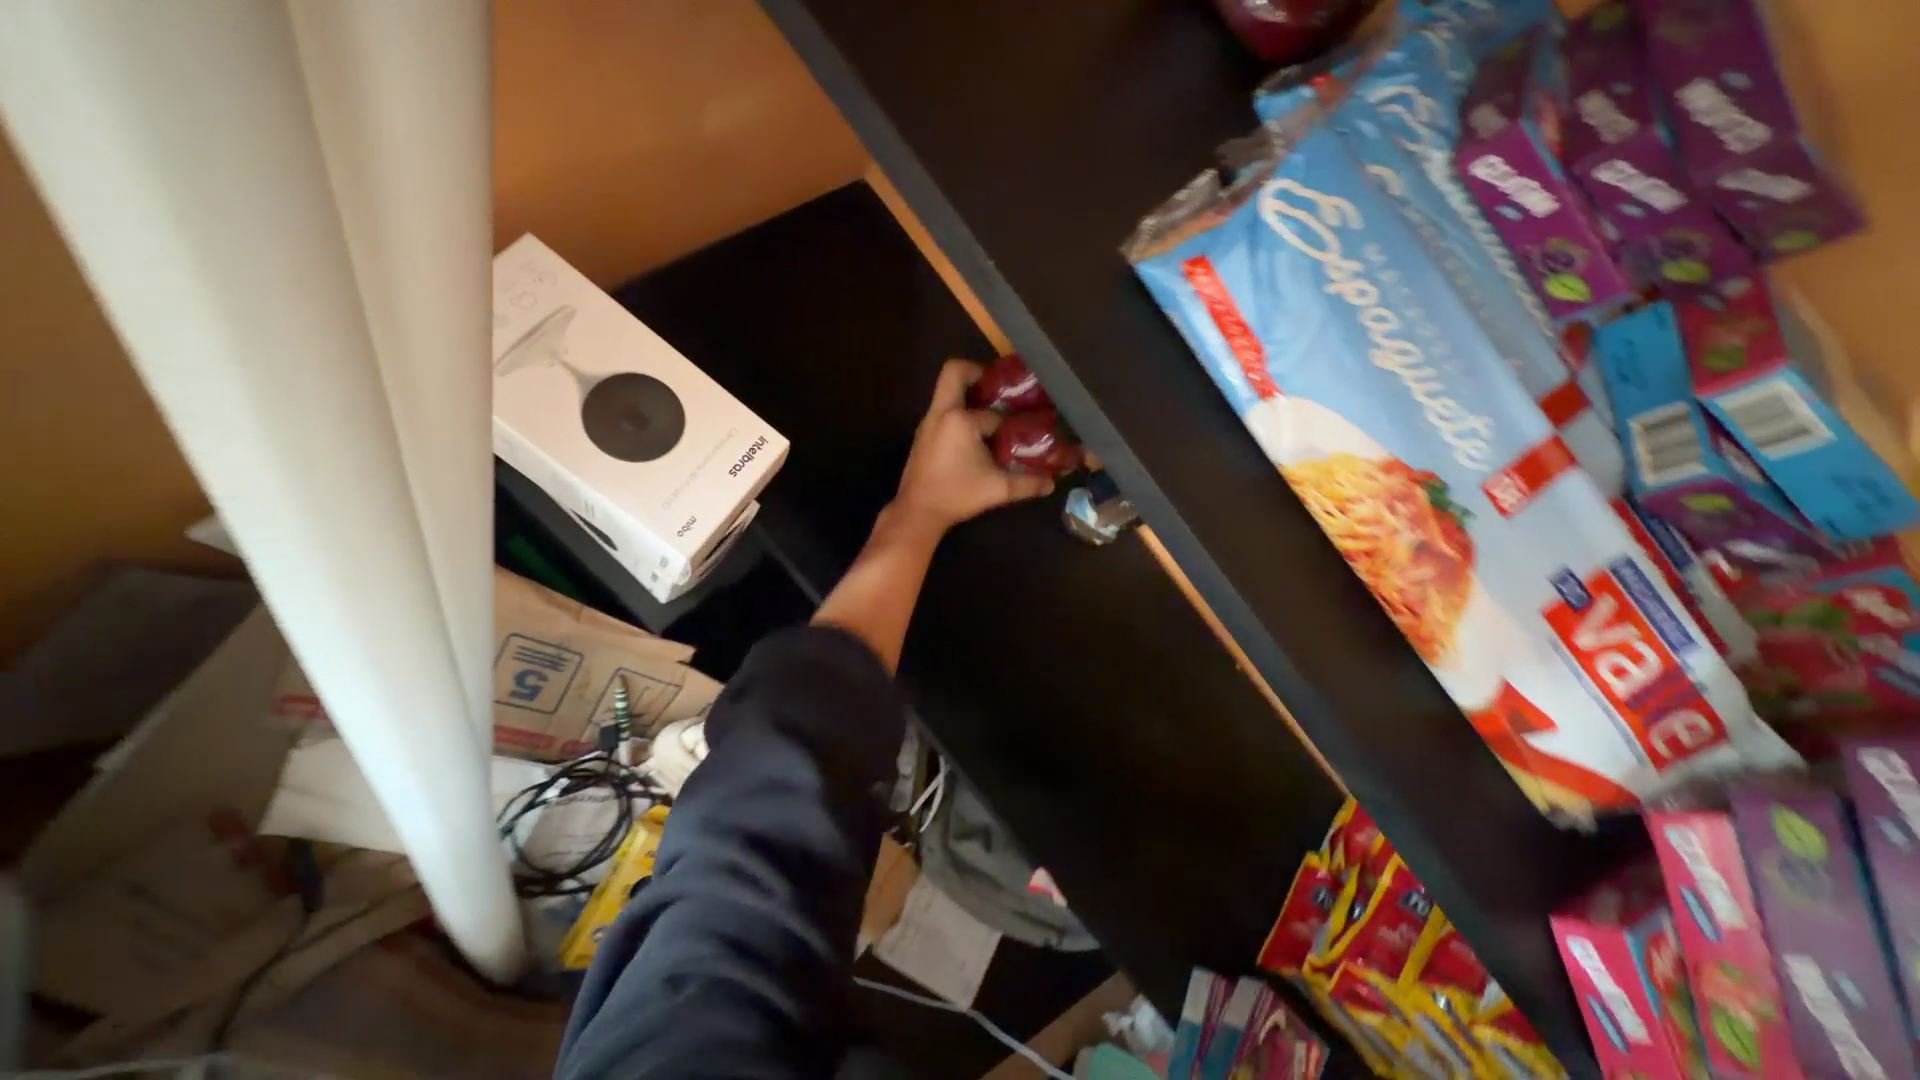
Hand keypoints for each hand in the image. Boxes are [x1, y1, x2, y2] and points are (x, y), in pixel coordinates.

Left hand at [892, 359, 1055, 533]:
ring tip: (993, 411)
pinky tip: (976, 434)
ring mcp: (928, 422)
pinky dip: (959, 411)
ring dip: (968, 394)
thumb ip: (1028, 484)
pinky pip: (942, 409)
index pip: (993, 413)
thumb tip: (1052, 483)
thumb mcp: (998, 489)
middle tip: (998, 387)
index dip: (1011, 422)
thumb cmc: (957, 495)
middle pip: (954, 372)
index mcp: (960, 420)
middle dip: (977, 371)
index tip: (1025, 427)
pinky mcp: (923, 434)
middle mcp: (942, 413)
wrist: (918, 511)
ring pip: (946, 391)